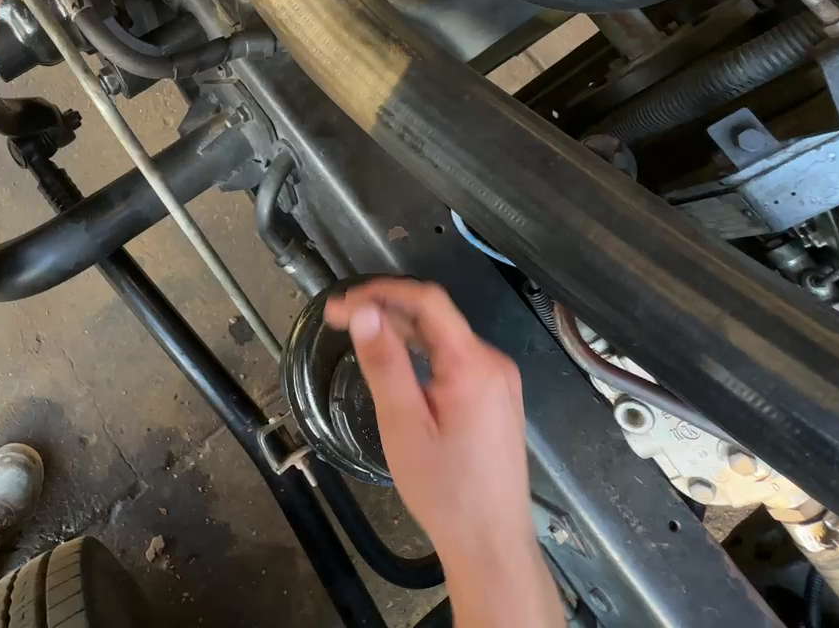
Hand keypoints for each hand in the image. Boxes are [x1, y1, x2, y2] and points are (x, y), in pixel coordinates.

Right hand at [326, 278, 561, 626]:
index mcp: (474, 364)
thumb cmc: (444, 489)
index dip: (380, 292)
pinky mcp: (495, 398)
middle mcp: (493, 363)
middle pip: (435, 316)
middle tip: (339, 321)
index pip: (427, 301)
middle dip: (385, 310)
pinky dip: (420, 351)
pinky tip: (395, 361)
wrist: (491, 547)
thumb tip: (363, 310)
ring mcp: (498, 381)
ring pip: (443, 336)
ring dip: (400, 329)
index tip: (341, 305)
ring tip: (359, 335)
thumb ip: (385, 362)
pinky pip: (453, 358)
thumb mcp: (403, 423)